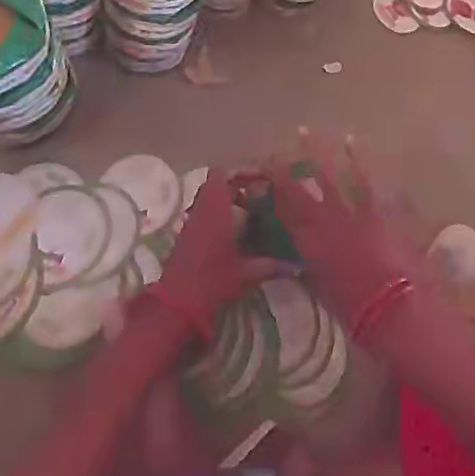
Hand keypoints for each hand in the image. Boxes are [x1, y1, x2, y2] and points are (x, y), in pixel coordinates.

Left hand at [158, 170, 290, 321]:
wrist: (177, 304)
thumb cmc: (212, 282)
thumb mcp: (246, 274)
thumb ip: (271, 265)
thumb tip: (298, 265)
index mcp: (216, 209)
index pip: (223, 174)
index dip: (242, 171)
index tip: (264, 178)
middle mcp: (202, 209)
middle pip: (217, 183)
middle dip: (239, 185)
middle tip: (262, 194)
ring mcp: (192, 221)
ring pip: (211, 198)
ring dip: (230, 199)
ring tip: (254, 211)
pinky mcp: (188, 235)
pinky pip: (206, 212)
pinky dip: (221, 213)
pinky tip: (238, 230)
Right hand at [262, 130, 416, 325]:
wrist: (394, 307)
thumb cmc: (358, 311)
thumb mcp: (325, 292)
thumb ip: (313, 271)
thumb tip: (303, 263)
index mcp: (307, 246)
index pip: (283, 213)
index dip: (272, 193)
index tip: (262, 177)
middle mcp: (323, 223)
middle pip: (299, 189)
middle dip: (285, 168)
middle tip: (276, 152)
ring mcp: (350, 210)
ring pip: (328, 173)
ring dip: (316, 150)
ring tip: (305, 131)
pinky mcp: (377, 206)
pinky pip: (365, 176)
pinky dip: (358, 156)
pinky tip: (352, 139)